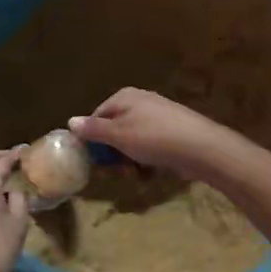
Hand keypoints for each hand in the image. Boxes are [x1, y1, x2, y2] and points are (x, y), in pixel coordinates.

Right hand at [69, 87, 250, 178]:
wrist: (201, 147)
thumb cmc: (154, 138)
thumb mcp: (118, 135)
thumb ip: (93, 130)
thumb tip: (70, 121)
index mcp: (124, 97)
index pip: (96, 116)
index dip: (93, 139)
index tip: (95, 161)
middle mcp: (140, 101)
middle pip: (114, 129)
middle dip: (113, 153)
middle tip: (118, 171)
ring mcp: (158, 116)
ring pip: (132, 140)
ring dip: (130, 160)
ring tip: (137, 174)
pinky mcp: (172, 131)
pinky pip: (150, 145)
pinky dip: (147, 159)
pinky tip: (152, 172)